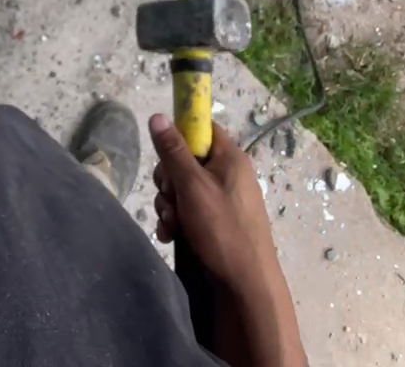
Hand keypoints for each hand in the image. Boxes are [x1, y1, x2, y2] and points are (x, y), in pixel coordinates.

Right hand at [151, 115, 306, 365]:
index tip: (164, 149)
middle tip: (169, 194)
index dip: (180, 133)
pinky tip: (171, 234)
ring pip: (183, 186)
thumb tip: (157, 115)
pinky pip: (190, 208)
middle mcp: (228, 174)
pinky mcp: (217, 221)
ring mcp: (223, 199)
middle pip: (186, 158)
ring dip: (169, 203)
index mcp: (230, 157)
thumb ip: (173, 150)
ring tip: (171, 223)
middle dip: (168, 178)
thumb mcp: (192, 185)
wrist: (247, 288)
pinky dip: (177, 219)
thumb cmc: (222, 229)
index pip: (202, 127)